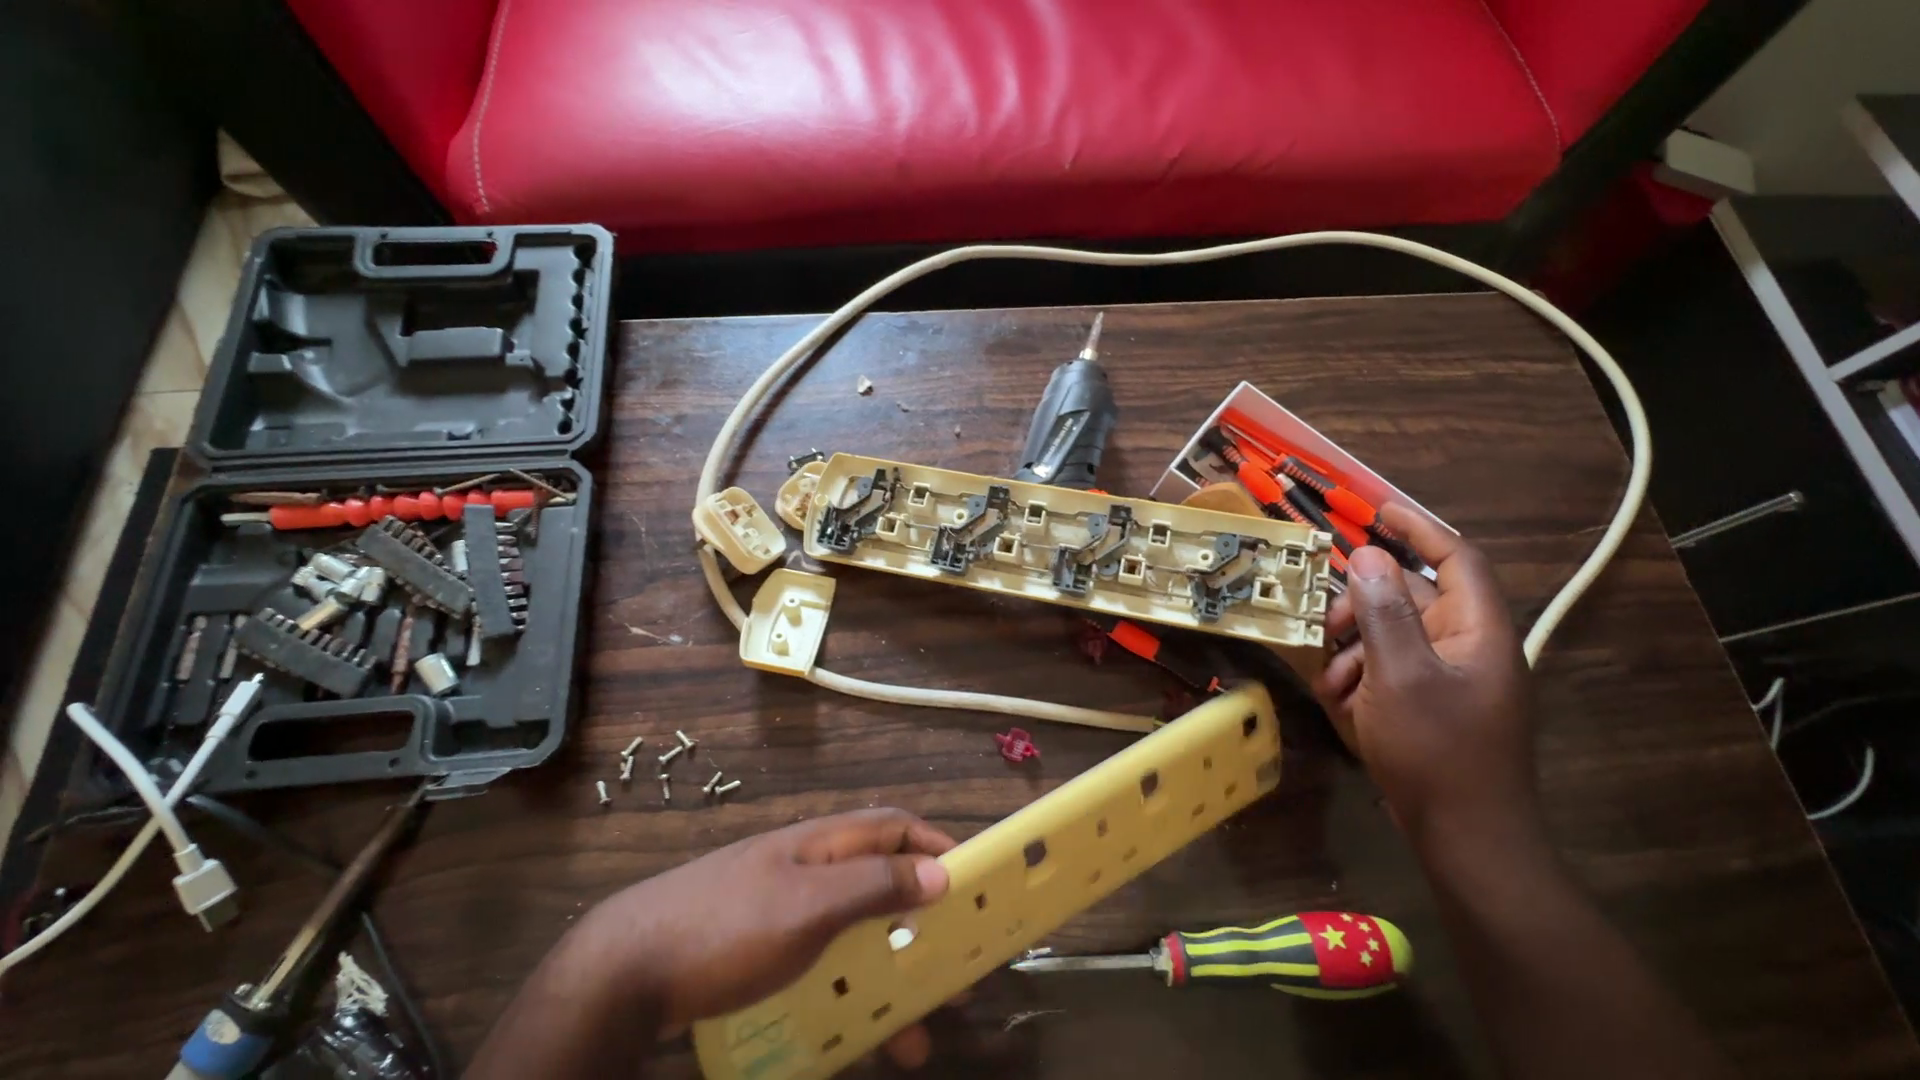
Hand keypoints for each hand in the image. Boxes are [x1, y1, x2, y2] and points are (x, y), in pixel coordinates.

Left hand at [582, 808, 955, 1061]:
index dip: (938, 845)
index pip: (895, 827)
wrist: (624, 971)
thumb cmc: (725, 928)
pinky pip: (825, 968)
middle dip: (924, 926)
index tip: (975, 885)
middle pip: (882, 886)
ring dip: (892, 976)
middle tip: (957, 970)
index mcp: (822, 845)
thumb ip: (874, 885)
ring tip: (917, 1029)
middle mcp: (809, 872)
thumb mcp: (808, 906)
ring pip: (856, 937)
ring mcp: (784, 913)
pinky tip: (860, 1037)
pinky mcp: (763, 953)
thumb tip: (941, 869)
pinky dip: (852, 996)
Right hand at [1311, 505, 1538, 847]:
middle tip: (1324, 622)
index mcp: (1479, 630)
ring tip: (1328, 678)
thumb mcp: (1399, 675)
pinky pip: (1394, 672)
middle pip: (1414, 599)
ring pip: (1395, 637)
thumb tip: (1367, 556)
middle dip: (1363, 605)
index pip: (1455, 558)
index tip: (1375, 509)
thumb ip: (1383, 612)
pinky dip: (1363, 678)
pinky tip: (1341, 703)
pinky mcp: (1436, 707)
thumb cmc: (1437, 752)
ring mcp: (1454, 680)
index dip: (1419, 527)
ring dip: (1355, 648)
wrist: (1468, 840)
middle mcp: (1471, 647)